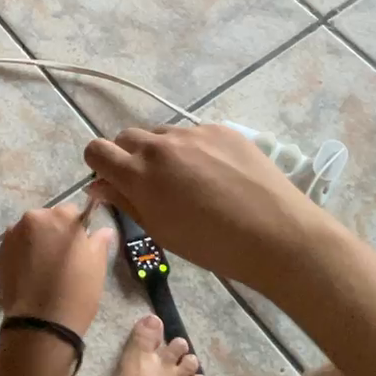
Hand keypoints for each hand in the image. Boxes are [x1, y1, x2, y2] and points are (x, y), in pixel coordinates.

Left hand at [0, 201, 116, 334]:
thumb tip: (104, 230)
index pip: (71, 212)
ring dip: (36, 241)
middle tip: (61, 258)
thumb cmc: (76, 292)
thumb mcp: (97, 266)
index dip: (76, 229)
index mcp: (61, 217)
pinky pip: (16, 244)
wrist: (41, 322)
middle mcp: (33, 218)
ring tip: (43, 267)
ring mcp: (13, 233)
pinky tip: (30, 272)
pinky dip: (22, 252)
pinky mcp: (0, 250)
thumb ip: (98, 242)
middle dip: (54, 232)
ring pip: (30, 231)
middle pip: (47, 219)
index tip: (78, 247)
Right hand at [82, 124, 335, 292]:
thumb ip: (125, 202)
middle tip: (151, 183)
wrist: (279, 237)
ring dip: (162, 151)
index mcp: (138, 174)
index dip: (99, 165)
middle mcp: (160, 146)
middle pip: (125, 137)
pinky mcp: (220, 129)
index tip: (113, 180)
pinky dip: (194, 149)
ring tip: (189, 179)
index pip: (96, 150)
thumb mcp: (160, 231)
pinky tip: (217, 173)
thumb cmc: (213, 246)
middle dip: (128, 156)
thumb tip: (99, 186)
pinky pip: (193, 133)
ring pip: (160, 134)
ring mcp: (192, 133)